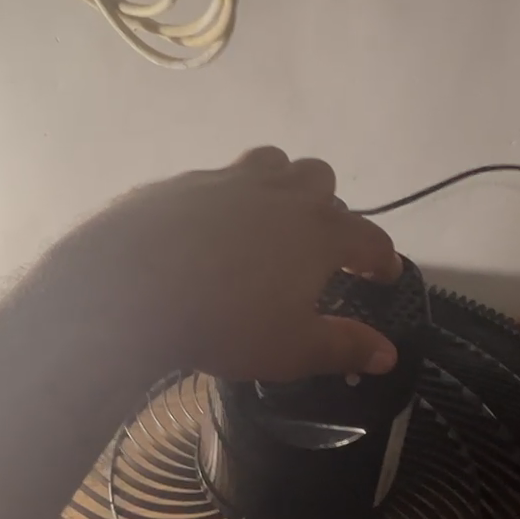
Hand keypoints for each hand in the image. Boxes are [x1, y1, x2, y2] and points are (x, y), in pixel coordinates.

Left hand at [50, 147, 403, 381]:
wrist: (130, 286)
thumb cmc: (227, 322)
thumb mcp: (293, 349)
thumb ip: (344, 347)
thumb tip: (388, 354)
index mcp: (320, 231)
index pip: (369, 239)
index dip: (381, 258)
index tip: (385, 273)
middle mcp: (282, 193)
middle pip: (322, 182)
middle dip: (329, 211)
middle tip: (318, 248)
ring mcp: (231, 180)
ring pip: (274, 164)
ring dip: (283, 187)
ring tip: (271, 220)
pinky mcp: (184, 182)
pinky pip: (220, 179)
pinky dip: (229, 199)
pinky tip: (210, 230)